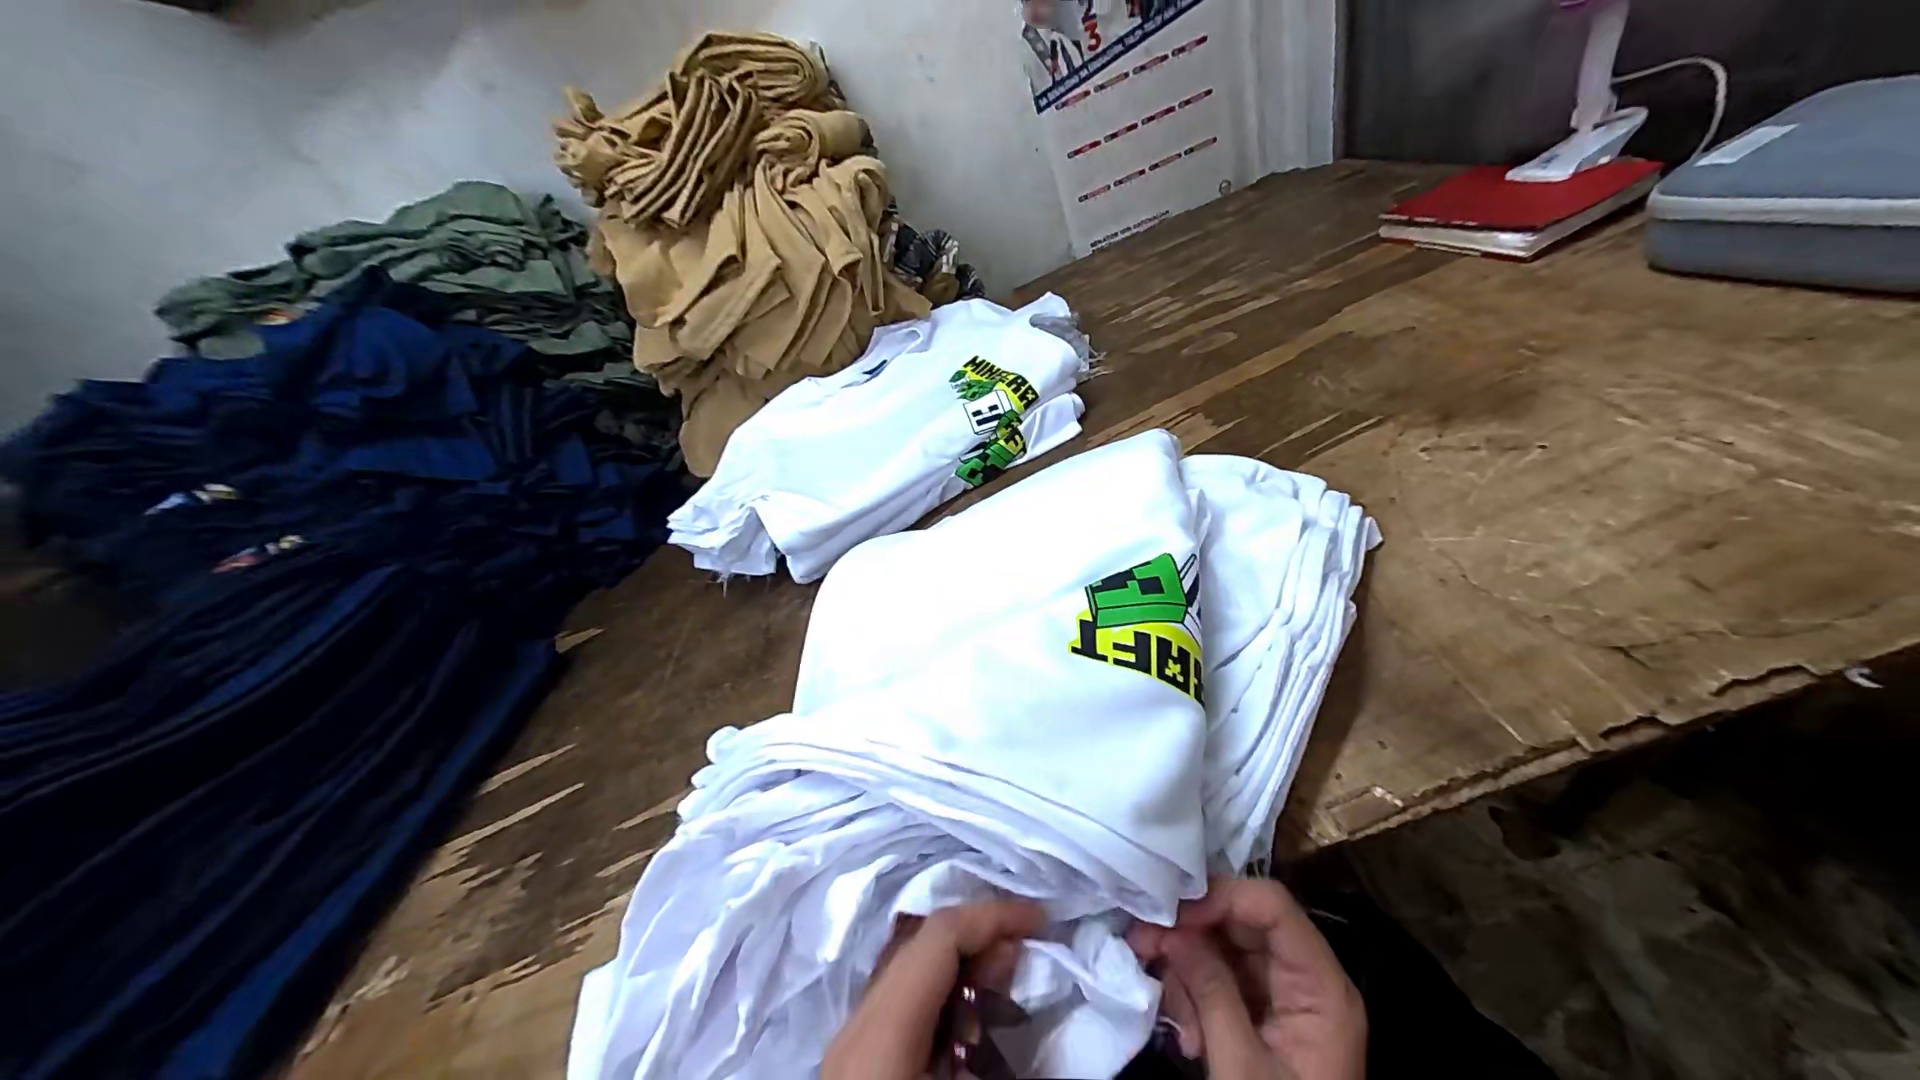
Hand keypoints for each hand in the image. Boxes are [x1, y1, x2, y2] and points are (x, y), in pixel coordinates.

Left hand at [822, 899, 1044, 1079]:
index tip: (1041, 918)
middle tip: (1027, 944)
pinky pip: (901, 998)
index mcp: (880, 1026)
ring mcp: (848, 1039)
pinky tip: (967, 1012)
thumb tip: (1006, 952)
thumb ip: (989, 1015)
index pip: (938, 935)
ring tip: (1003, 975)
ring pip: (909, 967)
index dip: (993, 915)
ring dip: (960, 963)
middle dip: (978, 934)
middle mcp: (855, 1021)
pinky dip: (940, 991)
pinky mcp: (854, 1057)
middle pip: (920, 943)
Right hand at [1128, 876, 1365, 1079]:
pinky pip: (1220, 976)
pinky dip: (1194, 993)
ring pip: (1224, 946)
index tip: (1171, 916)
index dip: (1221, 897)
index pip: (1272, 905)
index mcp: (1320, 988)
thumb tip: (1172, 929)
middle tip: (1143, 943)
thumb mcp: (1241, 1068)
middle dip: (1190, 932)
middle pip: (1242, 921)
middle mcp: (1306, 978)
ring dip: (1187, 969)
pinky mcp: (1262, 1011)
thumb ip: (1210, 991)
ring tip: (1174, 1016)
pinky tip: (1187, 1033)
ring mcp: (1283, 994)